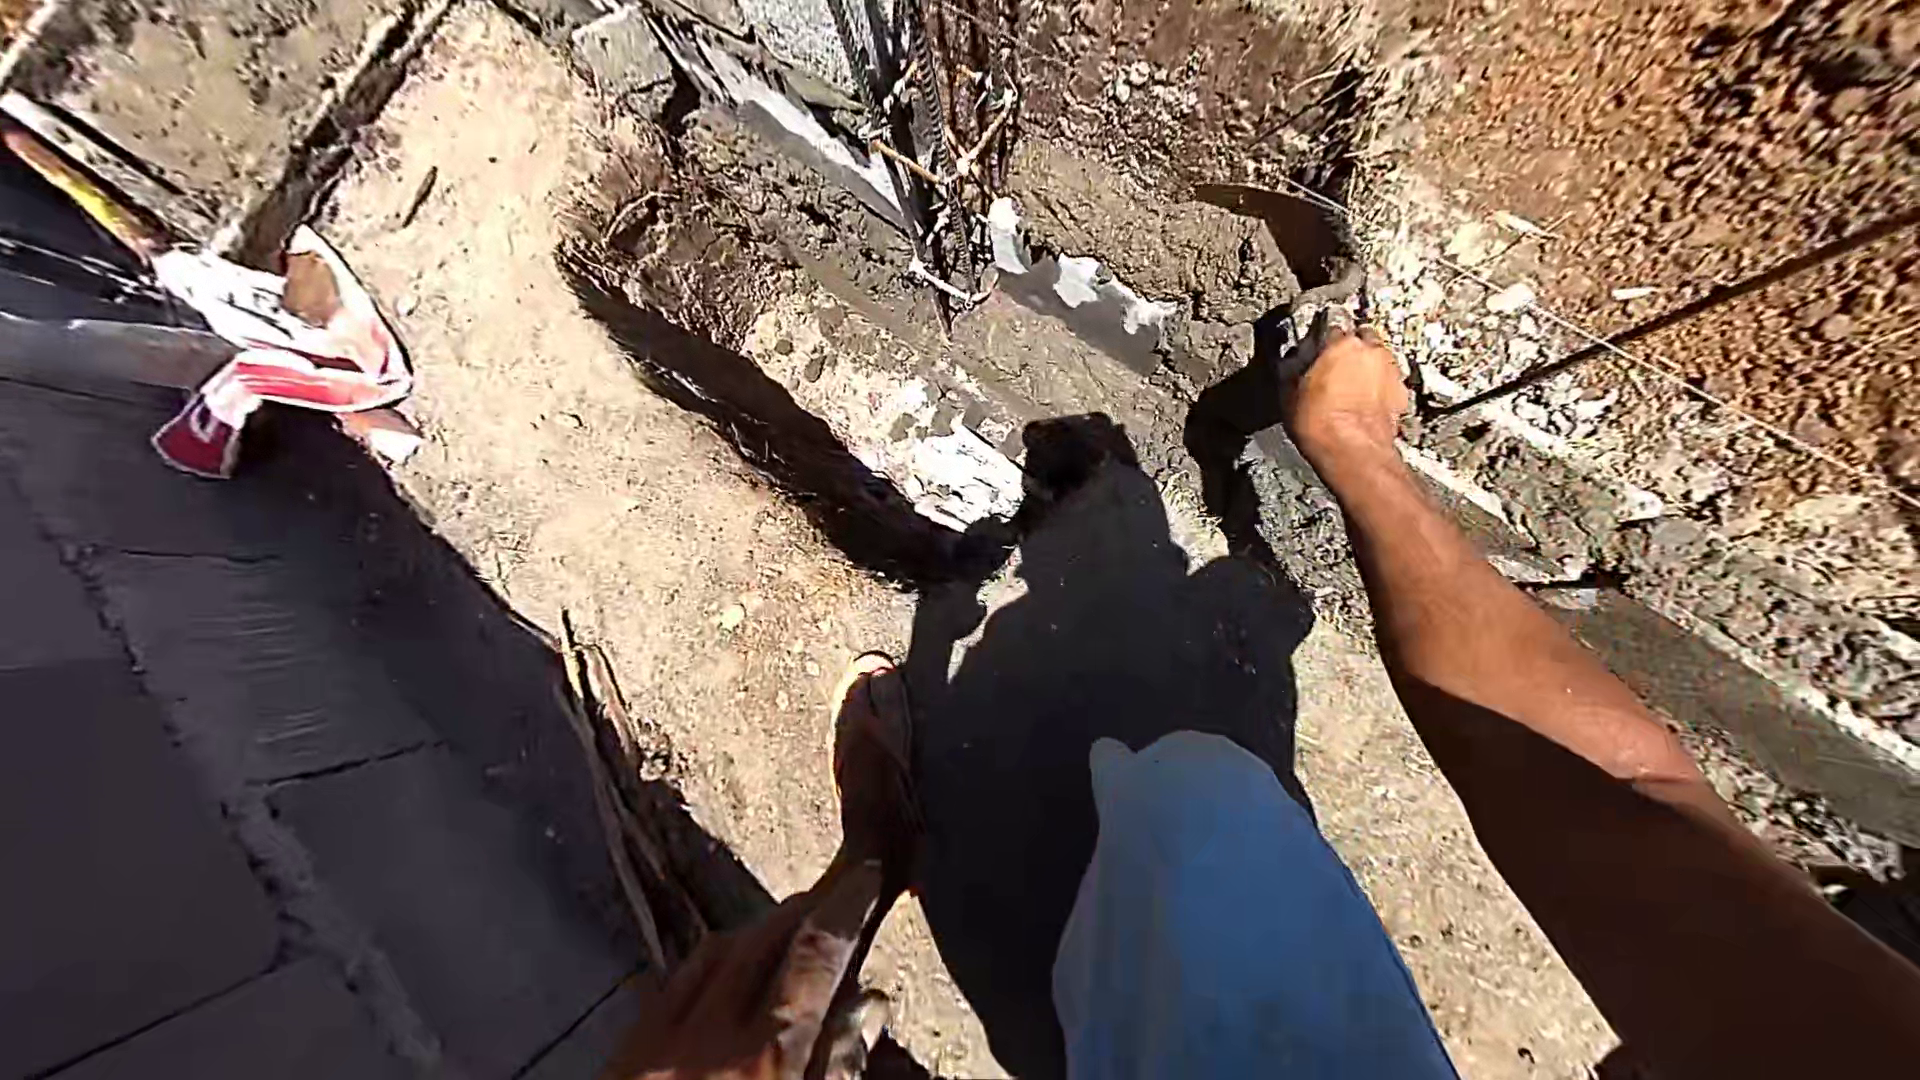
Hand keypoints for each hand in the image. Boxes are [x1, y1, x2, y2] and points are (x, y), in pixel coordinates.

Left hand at [605, 861, 886, 1079]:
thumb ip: (836, 1070)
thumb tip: (866, 1005)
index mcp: (765, 1064)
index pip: (815, 953)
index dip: (846, 904)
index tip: (867, 874)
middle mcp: (709, 1038)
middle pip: (764, 937)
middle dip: (803, 911)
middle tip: (829, 905)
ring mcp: (656, 1046)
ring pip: (715, 950)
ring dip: (756, 932)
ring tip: (784, 932)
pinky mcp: (620, 1061)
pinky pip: (671, 982)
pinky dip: (709, 962)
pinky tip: (724, 970)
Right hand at [1280, 327, 1408, 463]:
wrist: (1353, 451)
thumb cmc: (1320, 424)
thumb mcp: (1288, 394)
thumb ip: (1292, 370)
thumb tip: (1291, 363)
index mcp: (1340, 344)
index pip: (1331, 325)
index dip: (1319, 338)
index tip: (1312, 348)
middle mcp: (1371, 350)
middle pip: (1360, 337)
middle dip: (1348, 349)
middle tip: (1330, 367)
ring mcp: (1390, 369)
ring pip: (1376, 358)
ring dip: (1363, 368)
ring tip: (1344, 389)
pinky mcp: (1401, 391)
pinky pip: (1386, 380)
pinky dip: (1376, 387)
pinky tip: (1360, 404)